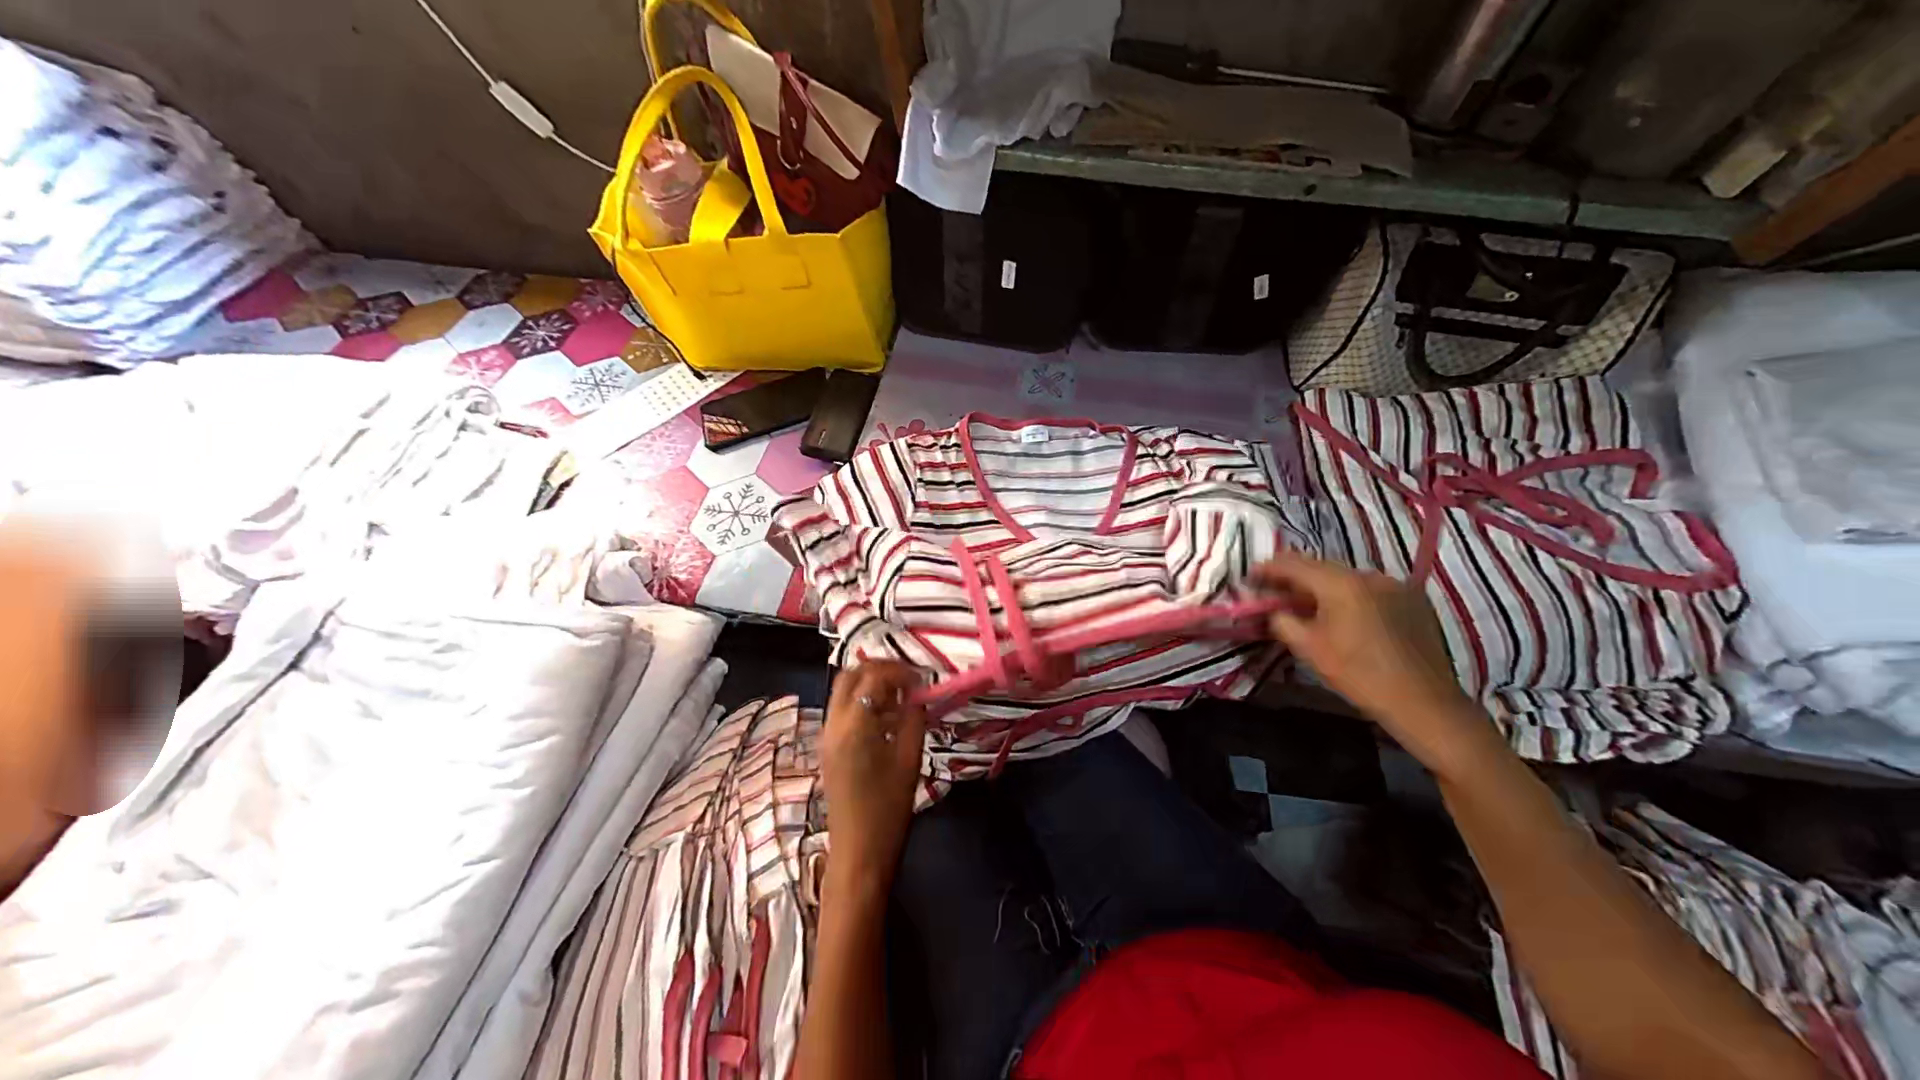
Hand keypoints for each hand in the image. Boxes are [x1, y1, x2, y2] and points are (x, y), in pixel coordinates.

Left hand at [821, 662, 927, 892]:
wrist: (858, 852)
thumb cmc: (888, 809)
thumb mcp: (909, 760)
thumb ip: (913, 720)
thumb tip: (918, 695)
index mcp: (854, 725)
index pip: (873, 677)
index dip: (899, 670)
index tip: (922, 678)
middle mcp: (833, 724)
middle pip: (849, 676)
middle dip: (879, 670)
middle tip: (908, 679)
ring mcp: (826, 736)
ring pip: (844, 692)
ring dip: (870, 686)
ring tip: (902, 698)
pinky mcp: (828, 748)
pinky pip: (843, 711)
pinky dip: (863, 703)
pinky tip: (888, 719)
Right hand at [1252, 551, 1493, 768]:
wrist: (1424, 702)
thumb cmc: (1359, 675)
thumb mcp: (1309, 649)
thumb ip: (1282, 621)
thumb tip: (1271, 609)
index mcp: (1341, 584)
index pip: (1295, 564)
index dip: (1269, 568)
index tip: (1250, 577)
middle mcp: (1369, 575)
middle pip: (1322, 568)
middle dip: (1295, 578)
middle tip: (1274, 592)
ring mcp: (1395, 585)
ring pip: (1347, 579)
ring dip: (1323, 588)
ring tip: (1307, 605)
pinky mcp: (1413, 600)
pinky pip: (1369, 590)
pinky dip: (1350, 597)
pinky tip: (1344, 617)